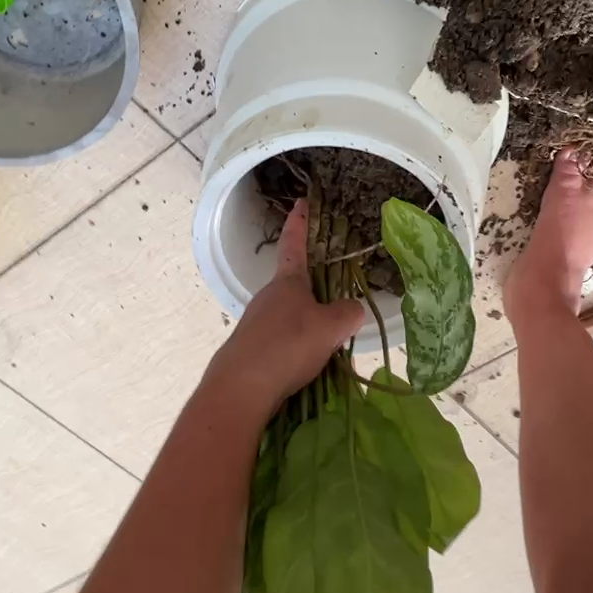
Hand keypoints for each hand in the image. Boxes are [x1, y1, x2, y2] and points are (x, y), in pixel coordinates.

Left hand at [207, 202, 366, 416]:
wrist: (240, 389)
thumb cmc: (286, 346)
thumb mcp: (330, 328)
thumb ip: (348, 314)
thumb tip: (353, 309)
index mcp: (287, 281)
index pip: (294, 243)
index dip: (300, 223)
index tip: (301, 202)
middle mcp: (268, 296)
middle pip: (294, 283)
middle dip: (314, 287)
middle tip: (337, 295)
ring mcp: (256, 323)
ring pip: (289, 314)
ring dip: (307, 320)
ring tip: (329, 340)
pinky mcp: (251, 350)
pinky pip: (281, 339)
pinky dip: (296, 345)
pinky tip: (308, 363)